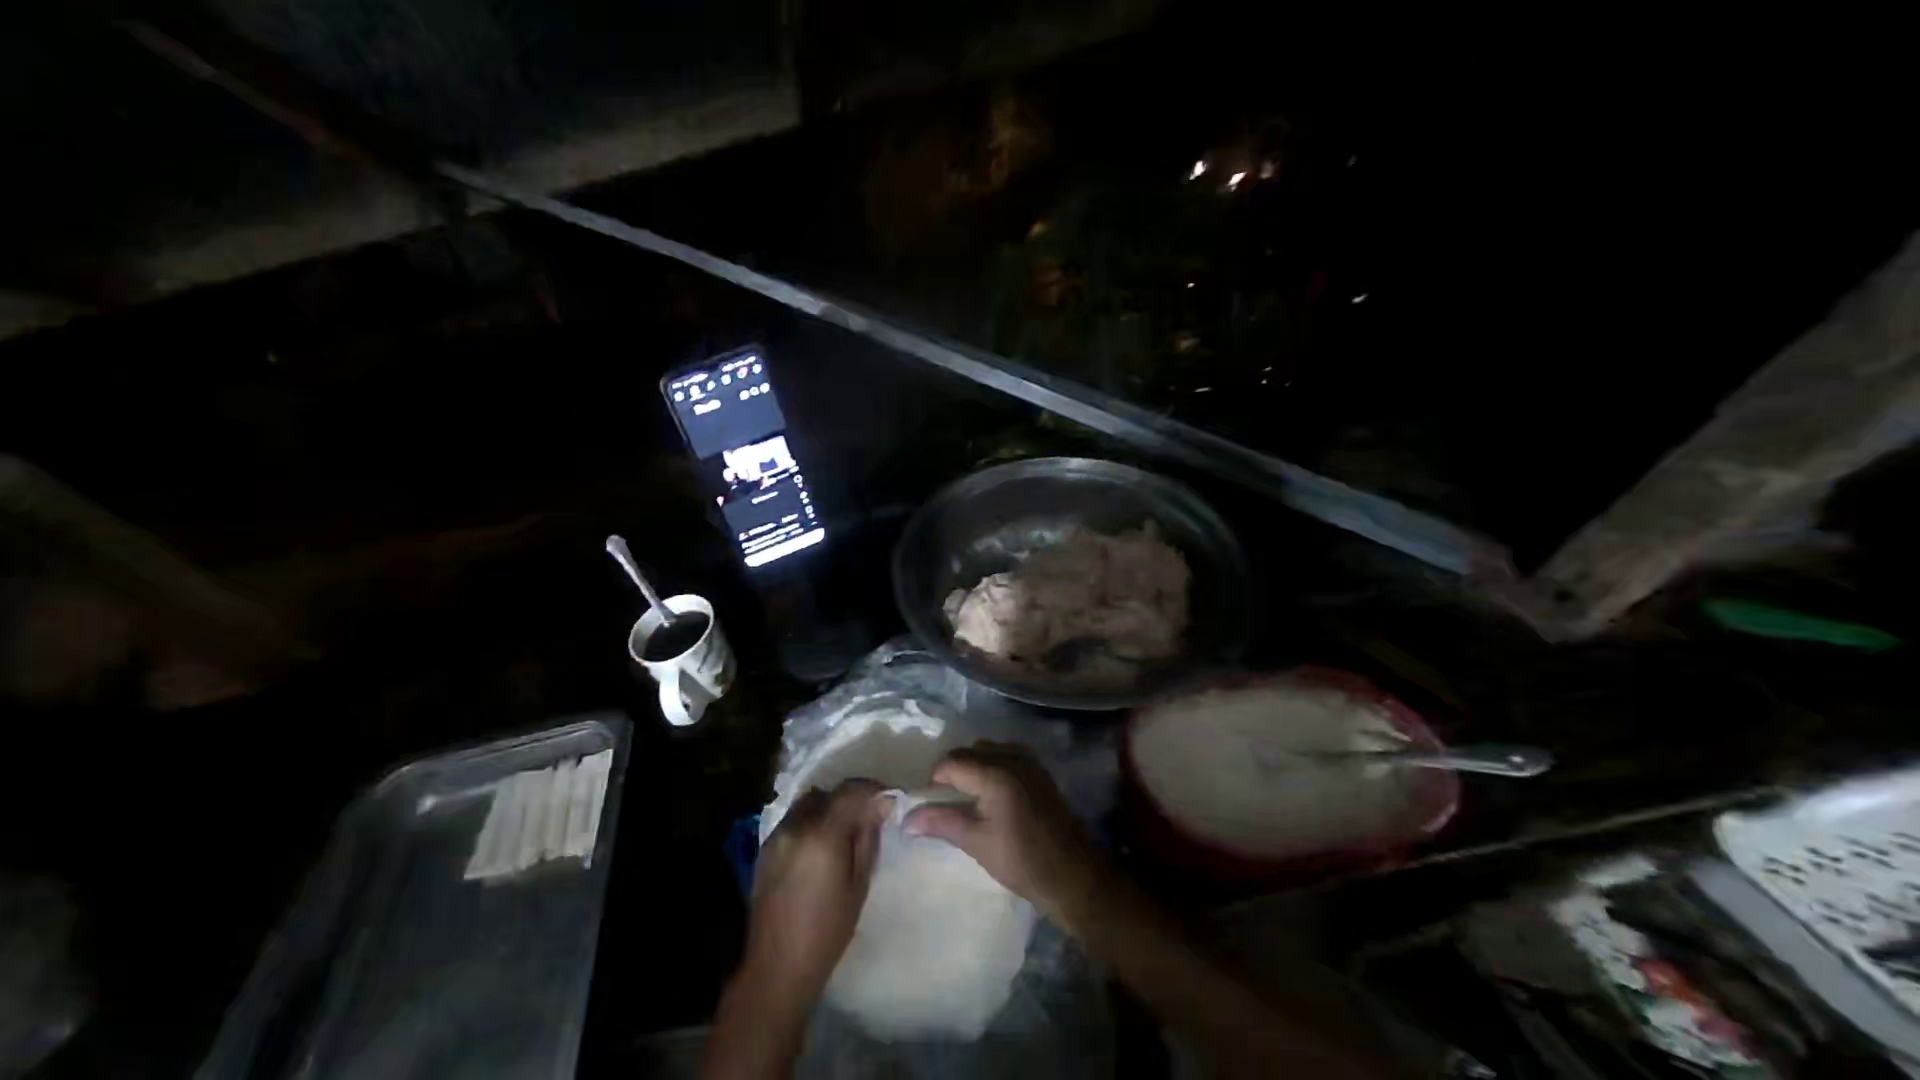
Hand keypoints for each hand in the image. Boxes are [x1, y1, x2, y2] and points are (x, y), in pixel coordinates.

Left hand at [741, 779, 888, 1009]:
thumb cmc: (828, 930)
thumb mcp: (859, 883)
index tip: (889, 799)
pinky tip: (819, 849)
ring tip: (843, 833)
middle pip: (827, 793)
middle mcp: (795, 826)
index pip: (851, 790)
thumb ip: (868, 837)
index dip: (872, 789)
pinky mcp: (764, 849)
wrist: (777, 967)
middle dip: (849, 799)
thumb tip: (881, 804)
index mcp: (822, 834)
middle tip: (867, 818)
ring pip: (807, 805)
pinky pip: (793, 821)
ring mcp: (775, 836)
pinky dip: (810, 823)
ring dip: (828, 809)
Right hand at [903, 742, 1110, 925]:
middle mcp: (1013, 759)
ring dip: (974, 764)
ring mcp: (1030, 763)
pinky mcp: (1040, 771)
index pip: (952, 762)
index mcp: (995, 775)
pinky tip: (991, 792)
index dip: (935, 778)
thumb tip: (906, 820)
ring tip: (967, 795)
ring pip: (989, 749)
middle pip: (970, 751)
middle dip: (953, 769)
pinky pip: (1008, 754)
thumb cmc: (1022, 861)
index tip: (930, 800)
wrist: (1072, 874)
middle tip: (945, 798)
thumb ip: (941, 823)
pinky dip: (993, 764)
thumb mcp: (977, 843)